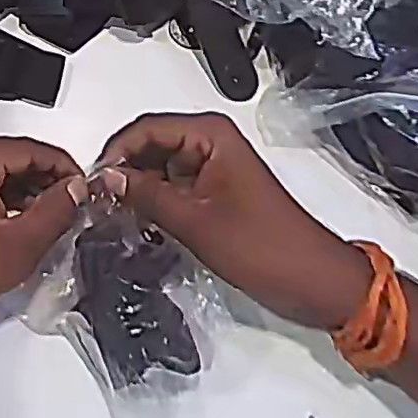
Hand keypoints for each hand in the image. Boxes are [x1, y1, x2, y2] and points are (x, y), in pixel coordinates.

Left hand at [0, 136, 85, 323]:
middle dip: (52, 180)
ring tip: (61, 215)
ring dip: (37, 190)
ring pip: (12, 171)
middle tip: (78, 202)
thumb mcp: (22, 242)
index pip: (32, 149)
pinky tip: (36, 219)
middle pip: (22, 157)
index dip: (65, 168)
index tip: (86, 186)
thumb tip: (76, 189)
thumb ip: (56, 210)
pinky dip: (20, 198)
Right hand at [99, 112, 371, 329]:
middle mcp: (208, 141)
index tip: (96, 178)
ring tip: (115, 210)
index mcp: (209, 134)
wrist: (321, 287)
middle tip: (100, 197)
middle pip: (149, 144)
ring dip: (137, 186)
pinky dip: (153, 199)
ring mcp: (209, 164)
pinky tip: (138, 218)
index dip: (117, 151)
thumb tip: (105, 177)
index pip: (146, 129)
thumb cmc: (269, 249)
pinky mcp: (210, 187)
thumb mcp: (197, 222)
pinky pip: (169, 183)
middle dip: (124, 169)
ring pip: (156, 164)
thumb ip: (147, 195)